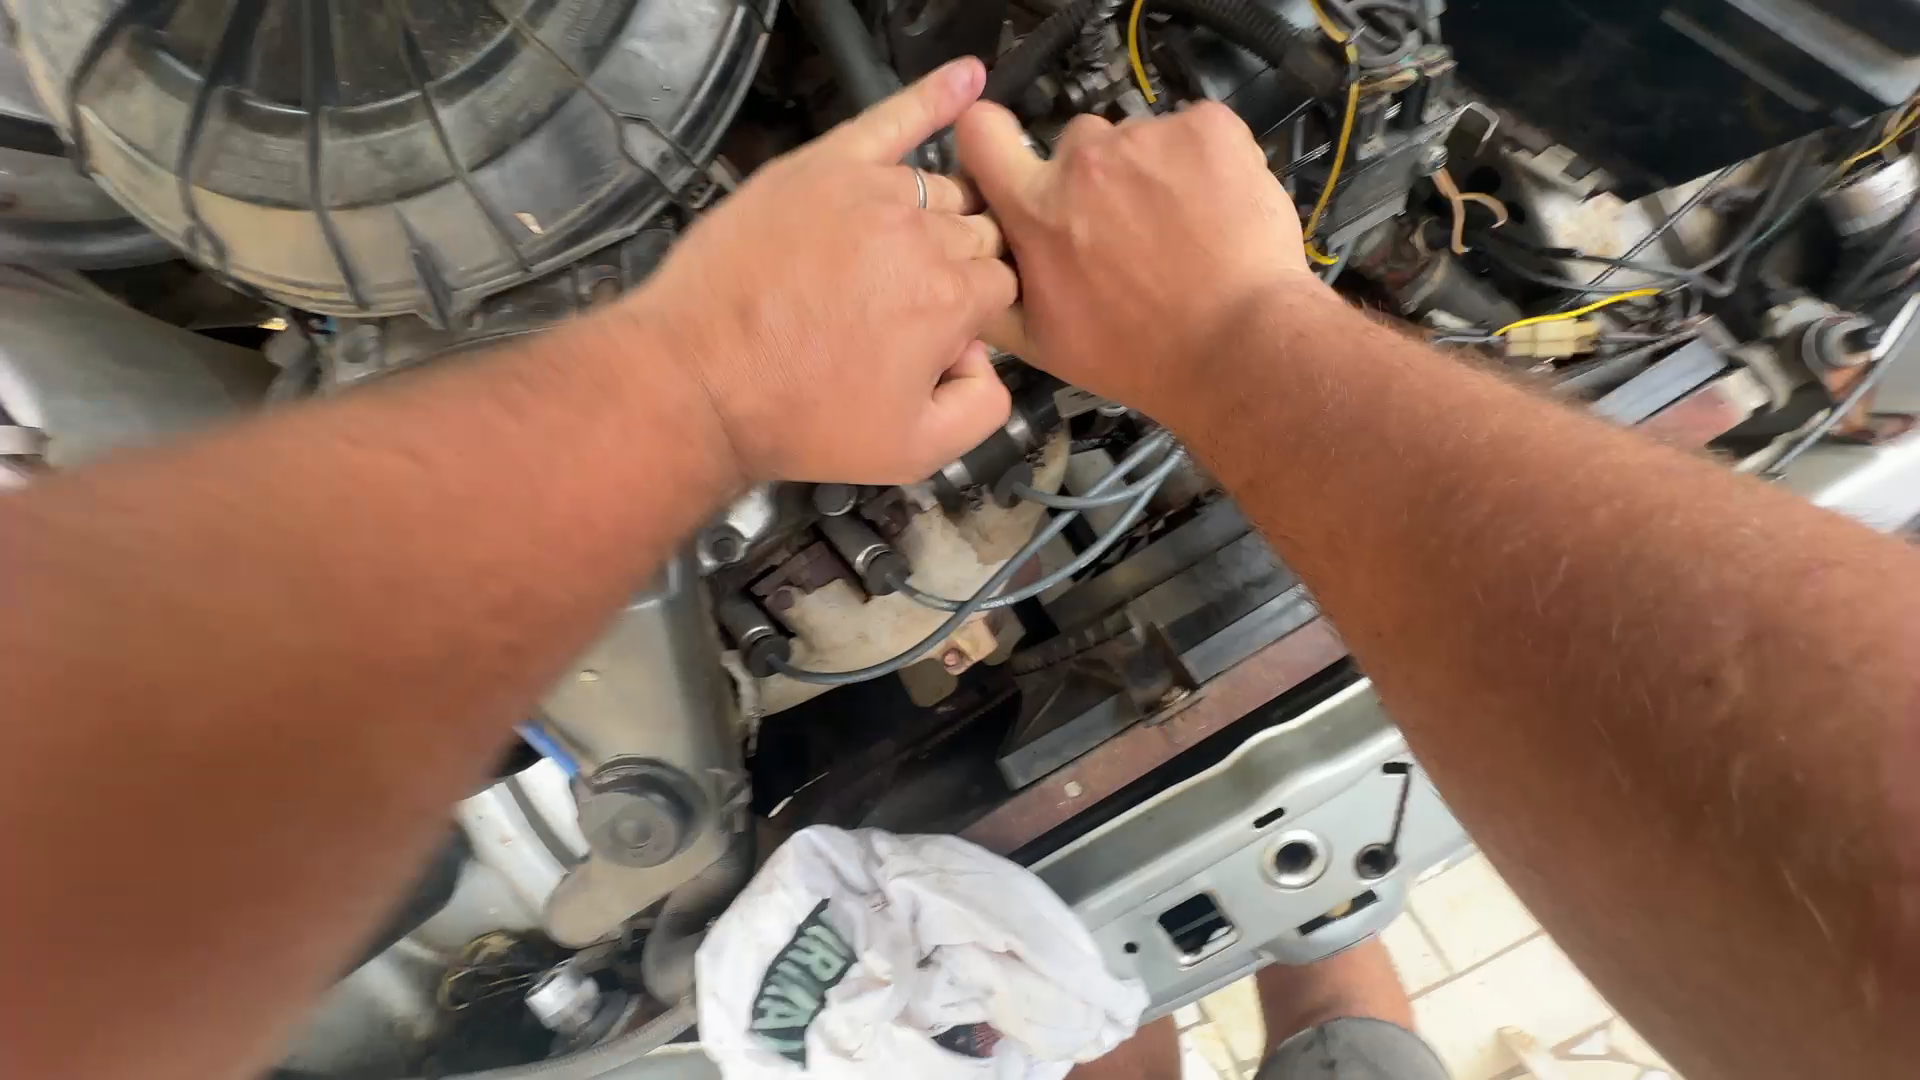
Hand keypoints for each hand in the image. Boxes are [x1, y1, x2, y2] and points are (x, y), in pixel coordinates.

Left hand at [626, 58, 1015, 485]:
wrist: (702, 383)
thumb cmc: (803, 419)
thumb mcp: (916, 451)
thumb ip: (984, 406)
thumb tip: (989, 358)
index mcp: (951, 299)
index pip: (1000, 285)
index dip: (976, 316)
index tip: (941, 339)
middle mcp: (920, 234)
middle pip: (974, 235)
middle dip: (960, 270)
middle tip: (912, 309)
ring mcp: (869, 192)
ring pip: (939, 192)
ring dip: (936, 221)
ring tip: (899, 259)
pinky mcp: (821, 166)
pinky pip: (891, 118)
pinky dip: (934, 98)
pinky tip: (967, 81)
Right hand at [955, 101, 1323, 412]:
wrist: (1234, 348)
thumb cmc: (1133, 356)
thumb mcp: (1041, 346)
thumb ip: (993, 296)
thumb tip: (973, 266)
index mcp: (1037, 210)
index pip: (981, 133)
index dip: (991, 144)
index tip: (1010, 164)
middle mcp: (1084, 161)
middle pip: (1074, 145)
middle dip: (1089, 181)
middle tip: (1123, 236)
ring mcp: (1149, 138)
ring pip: (1137, 143)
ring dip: (1147, 177)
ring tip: (1177, 235)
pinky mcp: (1208, 128)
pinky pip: (1191, 134)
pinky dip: (1198, 166)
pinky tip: (1210, 215)